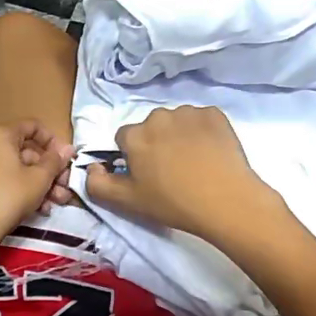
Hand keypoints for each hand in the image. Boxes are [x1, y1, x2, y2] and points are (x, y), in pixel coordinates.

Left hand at [0, 120, 74, 246]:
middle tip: (64, 188)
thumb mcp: (40, 179)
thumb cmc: (10, 196)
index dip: (53, 141)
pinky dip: (20, 188)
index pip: (32, 126)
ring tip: (54, 203)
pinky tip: (37, 208)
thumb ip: (55, 160)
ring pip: (15, 167)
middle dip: (48, 170)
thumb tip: (68, 148)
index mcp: (0, 134)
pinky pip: (2, 177)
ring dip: (38, 183)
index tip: (65, 159)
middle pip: (24, 150)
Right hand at [82, 106, 282, 242]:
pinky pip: (201, 120)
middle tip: (171, 171)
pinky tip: (210, 153)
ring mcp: (188, 113)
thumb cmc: (173, 203)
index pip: (125, 139)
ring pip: (176, 122)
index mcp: (135, 135)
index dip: (134, 157)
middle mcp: (158, 117)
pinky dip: (203, 132)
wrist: (226, 200)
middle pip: (151, 128)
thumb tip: (90, 167)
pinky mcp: (215, 114)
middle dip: (156, 143)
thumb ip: (97, 184)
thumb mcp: (128, 202)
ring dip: (179, 136)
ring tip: (194, 163)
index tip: (148, 175)